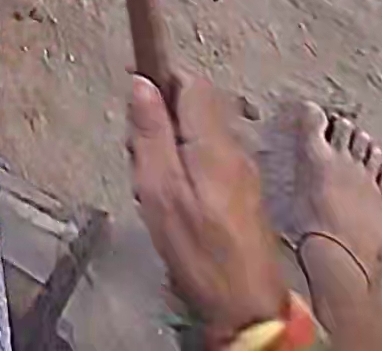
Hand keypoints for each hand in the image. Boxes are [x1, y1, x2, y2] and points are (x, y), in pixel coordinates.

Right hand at [129, 74, 287, 347]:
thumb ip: (150, 131)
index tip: (132, 81)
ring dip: (168, 134)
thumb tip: (141, 83)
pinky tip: (168, 187)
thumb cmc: (197, 246)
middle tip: (135, 142)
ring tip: (148, 170)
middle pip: (195, 103)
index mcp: (214, 144)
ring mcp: (242, 170)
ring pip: (198, 128)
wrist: (248, 308)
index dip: (161, 73)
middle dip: (160, 109)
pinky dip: (182, 155)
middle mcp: (235, 150)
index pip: (193, 83)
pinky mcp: (242, 189)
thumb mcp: (159, 186)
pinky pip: (207, 151)